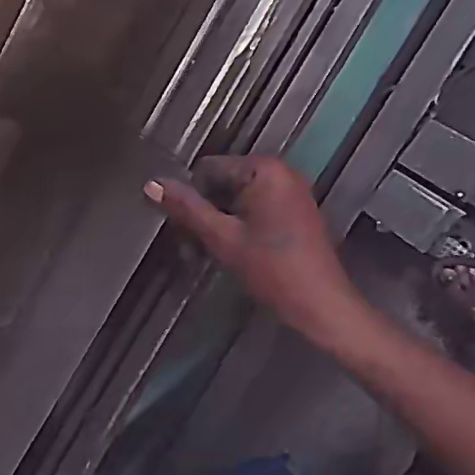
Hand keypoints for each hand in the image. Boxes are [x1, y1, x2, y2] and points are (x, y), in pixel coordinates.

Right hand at [145, 155, 361, 335]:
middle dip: (207, 209)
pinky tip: (238, 251)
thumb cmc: (273, 270)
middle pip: (225, 181)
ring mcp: (293, 190)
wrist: (323, 306)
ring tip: (214, 251)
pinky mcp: (298, 210)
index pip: (209, 168)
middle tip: (196, 246)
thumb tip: (152, 184)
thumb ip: (187, 209)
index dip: (191, 196)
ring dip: (223, 220)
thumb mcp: (223, 239)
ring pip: (241, 196)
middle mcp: (282, 171)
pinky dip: (243, 223)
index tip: (185, 228)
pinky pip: (259, 206)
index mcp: (265, 169)